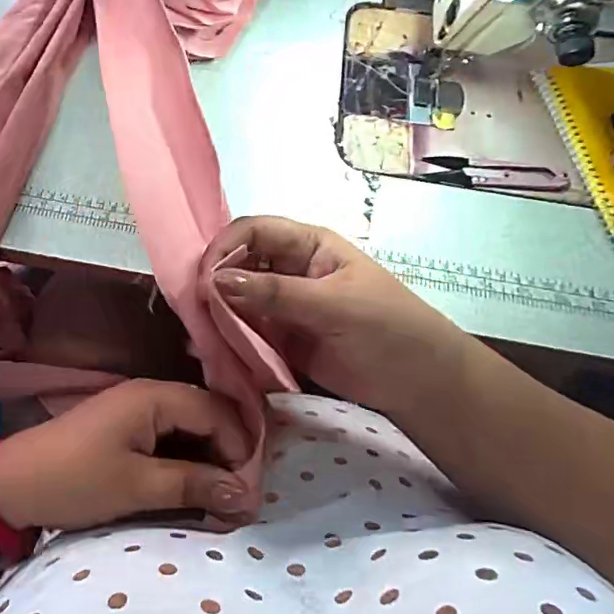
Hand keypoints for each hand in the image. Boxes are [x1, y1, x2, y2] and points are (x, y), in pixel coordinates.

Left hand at [0, 379, 255, 530]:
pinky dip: (186, 457)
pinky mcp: (128, 425)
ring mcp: (139, 407)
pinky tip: (192, 483)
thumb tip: (245, 494)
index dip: (239, 448)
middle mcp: (152, 391)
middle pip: (208, 413)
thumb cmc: (76, 481)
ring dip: (208, 457)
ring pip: (191, 425)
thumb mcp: (138, 487)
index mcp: (156, 395)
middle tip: (238, 495)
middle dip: (228, 451)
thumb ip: (194, 484)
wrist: (11, 485)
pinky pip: (171, 434)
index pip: (218, 412)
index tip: (248, 490)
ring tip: (219, 494)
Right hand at [202, 216, 484, 416]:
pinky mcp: (282, 338)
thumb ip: (276, 293)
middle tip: (194, 309)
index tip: (203, 277)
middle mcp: (291, 269)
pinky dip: (229, 337)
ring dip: (218, 312)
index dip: (226, 247)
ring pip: (238, 298)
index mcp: (308, 245)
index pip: (255, 231)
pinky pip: (247, 330)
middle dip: (216, 281)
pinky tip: (213, 348)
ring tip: (199, 333)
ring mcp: (284, 304)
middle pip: (240, 263)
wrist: (418, 382)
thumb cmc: (386, 328)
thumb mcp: (333, 305)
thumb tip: (216, 280)